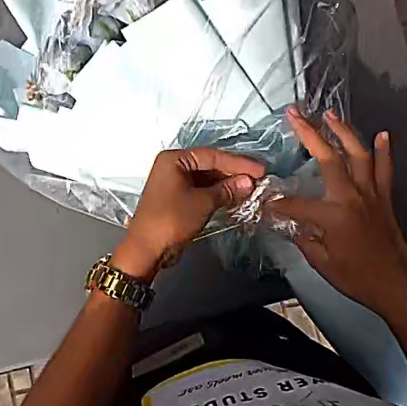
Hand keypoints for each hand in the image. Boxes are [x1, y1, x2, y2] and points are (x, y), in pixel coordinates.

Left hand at [113, 147, 266, 279]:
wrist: (147, 249)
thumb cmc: (171, 220)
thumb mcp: (203, 202)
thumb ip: (227, 190)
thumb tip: (248, 182)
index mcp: (174, 160)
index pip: (212, 156)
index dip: (238, 163)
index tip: (260, 169)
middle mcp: (173, 166)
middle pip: (209, 164)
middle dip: (233, 172)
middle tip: (258, 178)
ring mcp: (174, 182)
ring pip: (207, 178)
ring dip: (227, 183)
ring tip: (250, 188)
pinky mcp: (177, 198)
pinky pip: (201, 189)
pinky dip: (218, 193)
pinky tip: (235, 196)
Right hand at [269, 108, 406, 314]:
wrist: (396, 285)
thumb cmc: (358, 279)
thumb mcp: (322, 263)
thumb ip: (306, 240)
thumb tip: (296, 227)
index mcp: (333, 215)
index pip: (296, 203)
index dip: (278, 205)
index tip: (268, 205)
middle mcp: (353, 197)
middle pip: (328, 157)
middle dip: (309, 133)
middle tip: (295, 114)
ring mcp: (372, 194)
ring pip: (358, 154)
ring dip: (343, 131)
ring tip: (330, 114)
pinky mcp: (385, 198)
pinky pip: (384, 169)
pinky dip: (384, 150)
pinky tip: (383, 134)